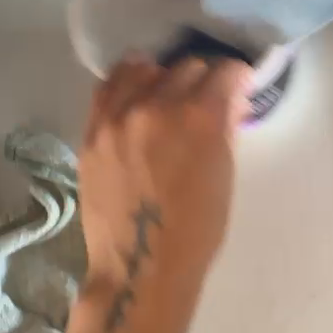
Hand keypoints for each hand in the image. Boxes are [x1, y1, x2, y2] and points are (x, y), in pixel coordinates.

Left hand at [78, 58, 248, 292]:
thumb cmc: (198, 228)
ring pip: (146, 68)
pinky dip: (129, 83)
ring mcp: (118, 117)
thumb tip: (230, 100)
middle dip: (206, 79)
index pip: (226, 71)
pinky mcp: (92, 131)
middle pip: (188, 66)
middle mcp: (157, 105)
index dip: (239, 78)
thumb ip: (226, 127)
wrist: (141, 266)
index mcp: (200, 117)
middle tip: (209, 101)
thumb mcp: (225, 173)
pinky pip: (109, 87)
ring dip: (165, 77)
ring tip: (169, 96)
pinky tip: (138, 93)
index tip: (240, 89)